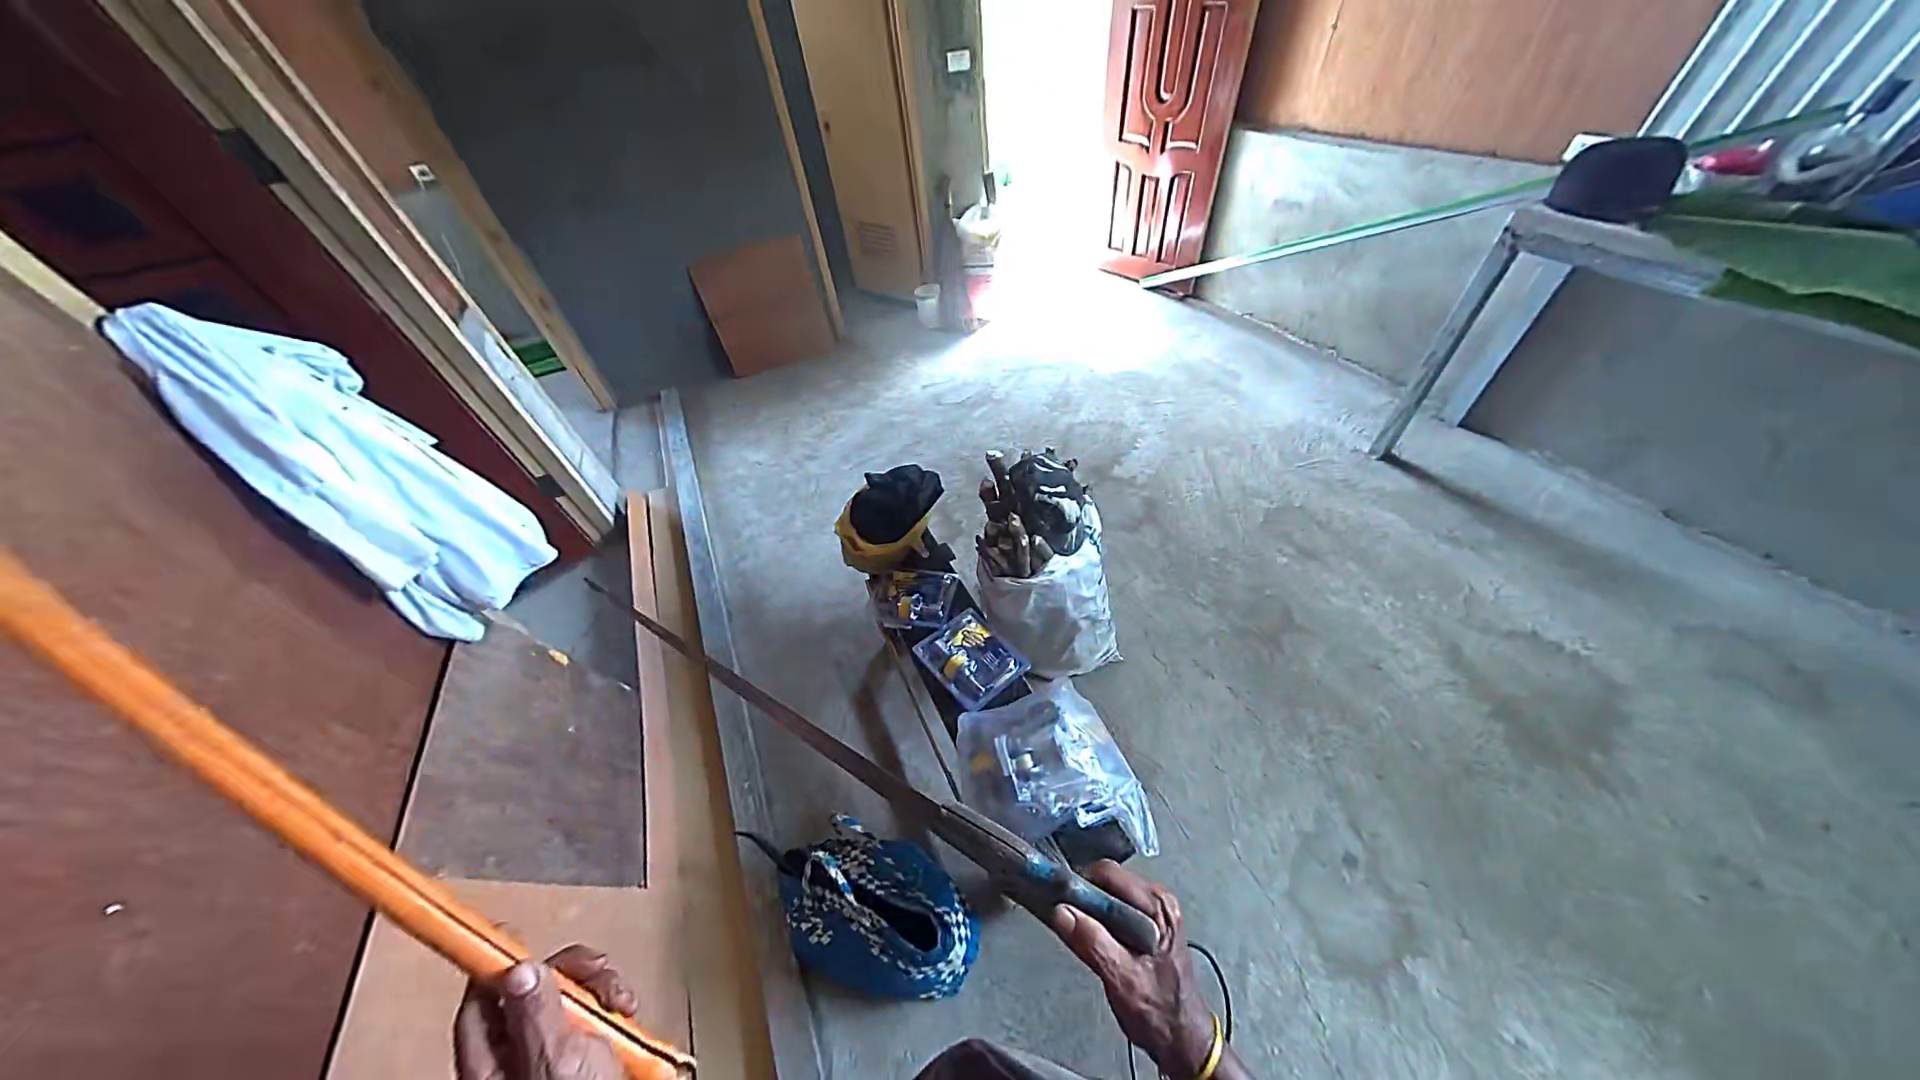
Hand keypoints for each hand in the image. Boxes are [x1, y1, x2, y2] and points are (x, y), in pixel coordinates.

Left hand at [454, 944, 636, 1079]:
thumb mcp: (556, 1060)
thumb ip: (538, 1015)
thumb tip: (519, 968)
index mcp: (492, 1064)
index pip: (483, 1000)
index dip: (498, 964)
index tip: (509, 932)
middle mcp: (519, 1055)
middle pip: (533, 990)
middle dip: (570, 972)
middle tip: (595, 968)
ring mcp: (552, 1053)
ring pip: (569, 995)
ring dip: (600, 987)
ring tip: (619, 1003)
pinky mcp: (586, 1053)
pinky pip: (596, 1010)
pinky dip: (614, 1003)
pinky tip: (626, 1014)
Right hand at [1047, 862, 1227, 1078]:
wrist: (1183, 1040)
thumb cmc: (1159, 1013)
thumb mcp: (1123, 981)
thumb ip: (1094, 944)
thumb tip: (1062, 912)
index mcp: (1158, 907)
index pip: (1108, 874)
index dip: (1079, 884)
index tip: (1056, 898)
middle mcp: (1158, 899)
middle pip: (1107, 879)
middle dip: (1083, 895)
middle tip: (1065, 918)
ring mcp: (1154, 908)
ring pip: (1108, 890)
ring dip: (1089, 906)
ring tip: (1077, 929)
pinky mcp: (1147, 920)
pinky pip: (1114, 904)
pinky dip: (1098, 915)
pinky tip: (1092, 935)